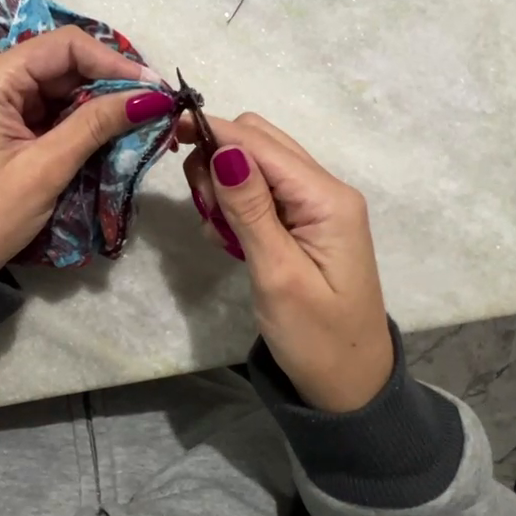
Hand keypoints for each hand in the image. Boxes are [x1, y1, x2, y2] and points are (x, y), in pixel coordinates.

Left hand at [0, 27, 172, 273]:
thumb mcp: (46, 168)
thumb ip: (96, 125)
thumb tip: (152, 96)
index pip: (64, 46)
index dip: (113, 61)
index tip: (153, 88)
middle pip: (65, 62)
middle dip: (111, 81)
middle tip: (155, 106)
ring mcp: (0, 101)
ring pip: (64, 85)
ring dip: (102, 101)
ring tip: (143, 118)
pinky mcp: (9, 124)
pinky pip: (54, 109)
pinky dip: (84, 118)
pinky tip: (114, 130)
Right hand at [181, 114, 392, 412]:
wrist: (349, 385)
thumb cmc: (315, 337)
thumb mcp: (277, 275)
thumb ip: (249, 210)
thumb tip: (224, 150)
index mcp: (326, 199)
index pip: (260, 143)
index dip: (213, 130)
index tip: (166, 132)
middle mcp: (324, 190)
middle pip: (259, 141)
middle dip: (218, 158)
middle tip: (200, 207)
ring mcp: (314, 205)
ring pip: (255, 163)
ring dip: (223, 182)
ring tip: (216, 228)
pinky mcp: (302, 222)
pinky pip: (258, 192)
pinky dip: (233, 202)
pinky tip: (227, 237)